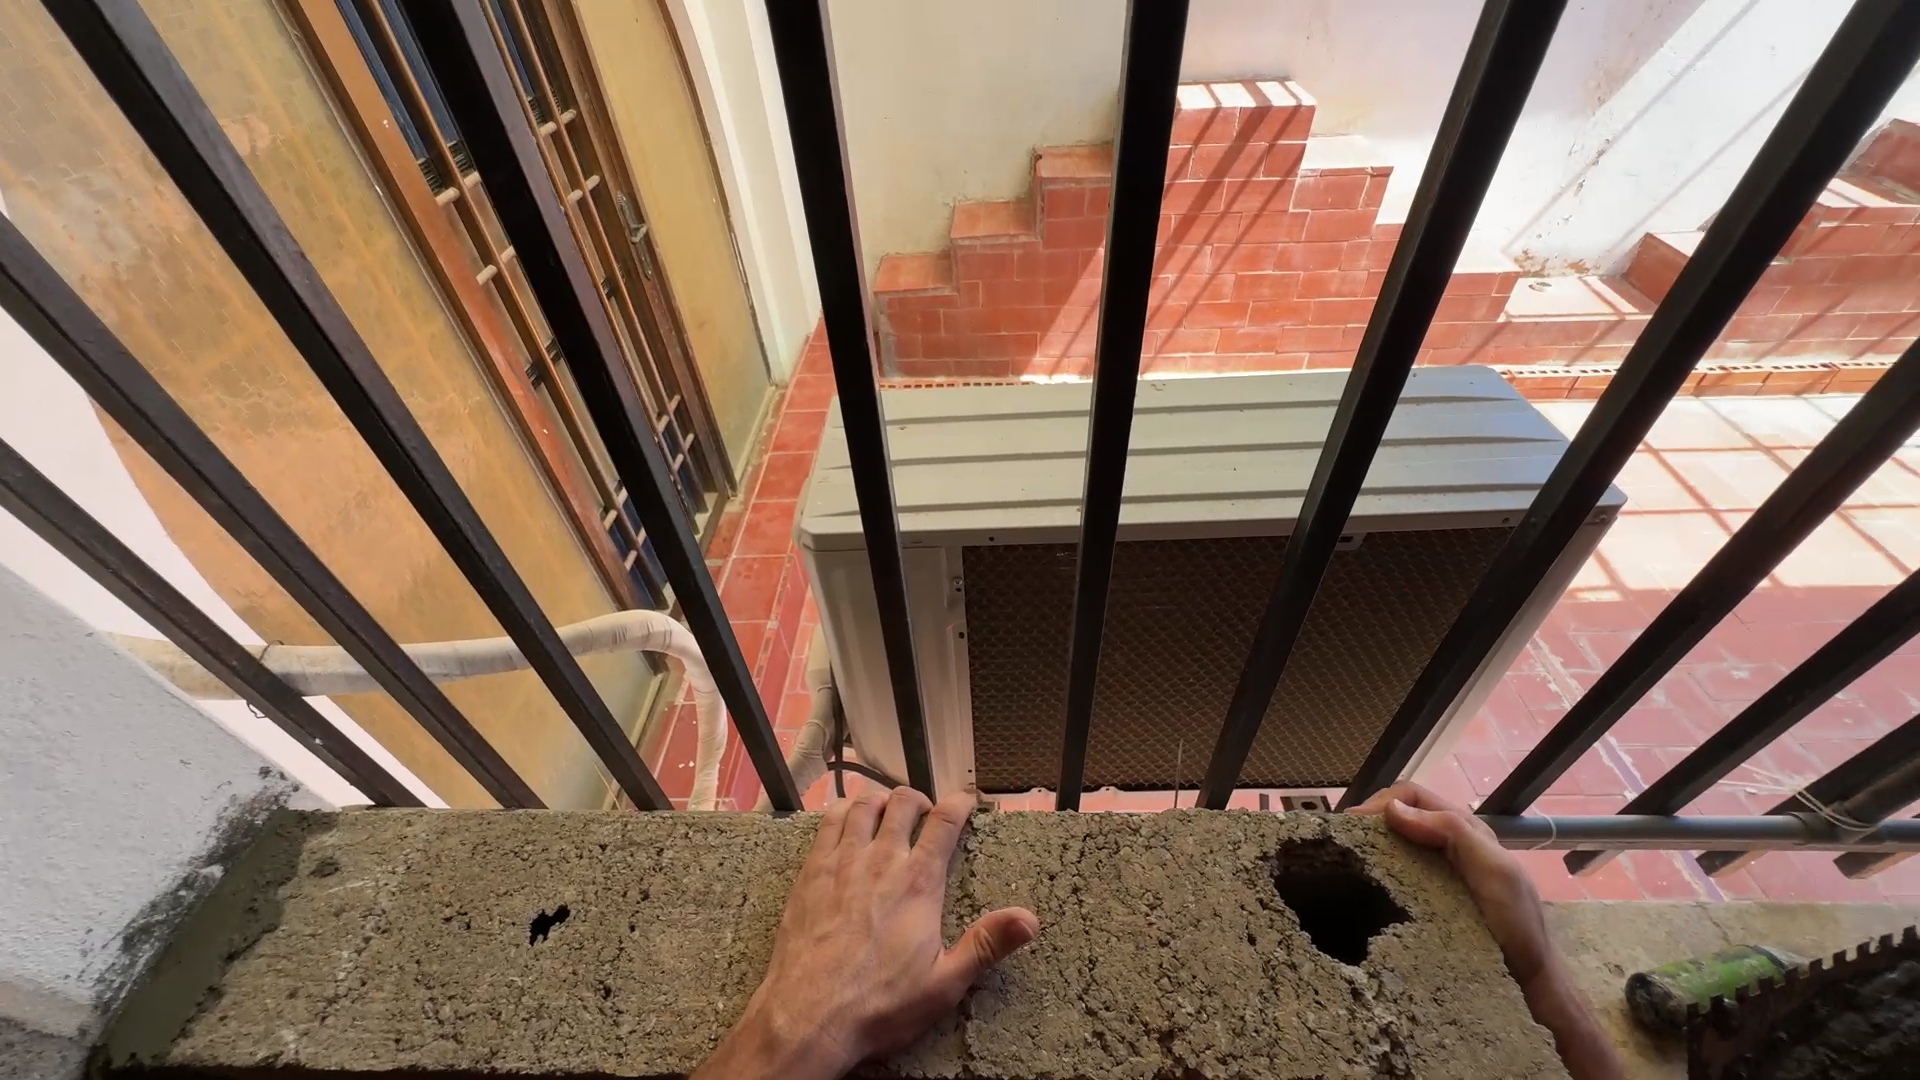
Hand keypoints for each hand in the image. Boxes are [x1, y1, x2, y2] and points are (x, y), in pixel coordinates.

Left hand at [695, 789, 1039, 1079]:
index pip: (944, 822)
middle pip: (903, 802)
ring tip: (887, 810)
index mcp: (918, 882)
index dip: (959, 803)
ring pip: (865, 804)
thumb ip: (986, 944)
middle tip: (923, 813)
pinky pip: (830, 821)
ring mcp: (844, 860)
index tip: (967, 800)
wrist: (808, 1015)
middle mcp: (882, 859)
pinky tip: (848, 818)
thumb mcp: (944, 983)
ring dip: (881, 799)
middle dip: (918, 798)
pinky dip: (844, 809)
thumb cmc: (879, 1004)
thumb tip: (1030, 919)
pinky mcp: (813, 869)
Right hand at [1350, 782, 1622, 1078]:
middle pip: (1400, 812)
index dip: (1381, 801)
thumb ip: (1453, 832)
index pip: (1412, 795)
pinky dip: (1379, 865)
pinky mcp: (1429, 892)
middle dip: (1371, 819)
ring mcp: (1438, 867)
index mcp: (1465, 828)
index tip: (1354, 825)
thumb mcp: (1495, 871)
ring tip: (1349, 857)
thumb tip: (1391, 808)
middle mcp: (1449, 841)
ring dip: (1372, 841)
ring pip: (1397, 838)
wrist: (1530, 982)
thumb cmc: (1515, 924)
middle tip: (1345, 840)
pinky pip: (1398, 866)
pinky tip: (1367, 881)